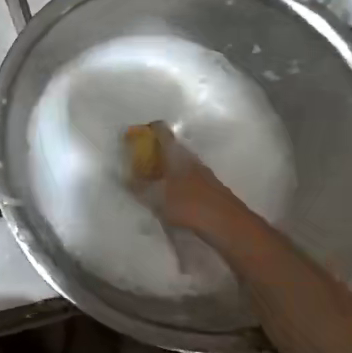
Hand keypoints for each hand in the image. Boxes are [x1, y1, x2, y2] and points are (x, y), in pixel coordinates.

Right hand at [130, 122, 258, 241]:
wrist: (227, 223)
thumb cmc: (189, 206)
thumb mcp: (156, 198)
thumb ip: (139, 187)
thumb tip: (124, 178)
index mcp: (177, 155)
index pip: (162, 131)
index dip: (148, 129)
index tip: (135, 135)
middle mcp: (190, 159)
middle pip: (171, 147)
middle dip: (154, 150)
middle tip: (138, 161)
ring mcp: (202, 172)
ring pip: (180, 162)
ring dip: (165, 166)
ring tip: (151, 180)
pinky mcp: (209, 186)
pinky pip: (187, 176)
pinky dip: (175, 179)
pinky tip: (169, 195)